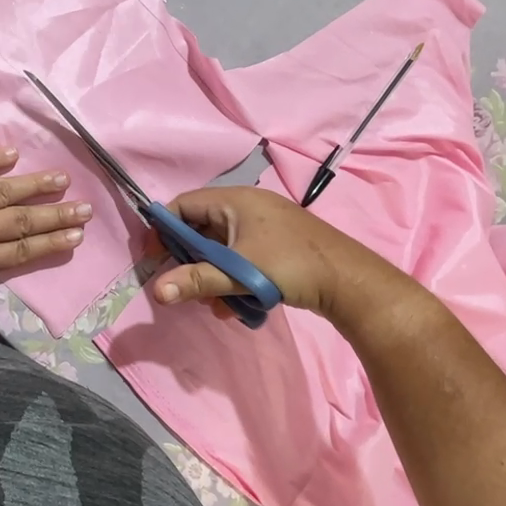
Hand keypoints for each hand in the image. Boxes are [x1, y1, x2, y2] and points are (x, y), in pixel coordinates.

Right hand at [145, 186, 410, 321]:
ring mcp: (263, 224)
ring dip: (212, 276)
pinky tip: (237, 304)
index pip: (183, 205)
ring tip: (216, 302)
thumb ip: (195, 280)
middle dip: (190, 261)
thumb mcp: (238, 273)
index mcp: (235, 200)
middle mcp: (246, 206)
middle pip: (200, 228)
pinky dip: (232, 277)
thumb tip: (156, 291)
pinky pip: (239, 256)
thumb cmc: (290, 266)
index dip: (163, 230)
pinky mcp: (275, 244)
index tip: (155, 258)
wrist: (350, 282)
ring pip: (220, 247)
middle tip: (186, 286)